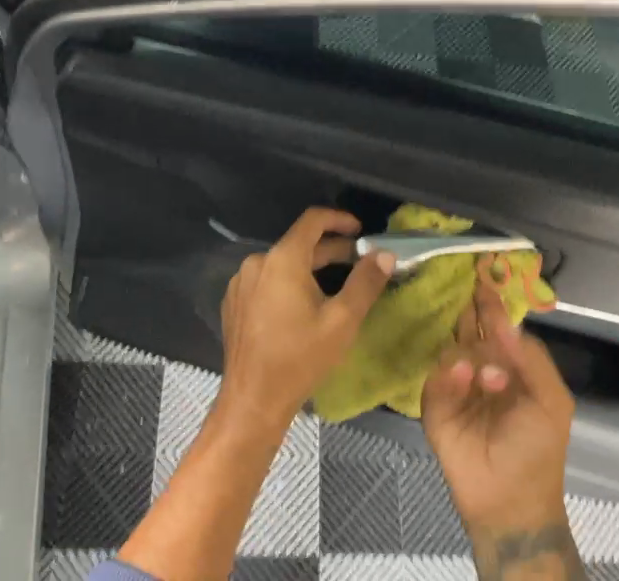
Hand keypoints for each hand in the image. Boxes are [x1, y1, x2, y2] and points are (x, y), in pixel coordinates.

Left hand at [218, 207, 395, 428]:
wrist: (253, 399)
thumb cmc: (300, 358)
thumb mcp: (342, 321)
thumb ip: (365, 283)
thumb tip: (384, 255)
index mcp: (282, 260)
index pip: (312, 220)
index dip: (339, 219)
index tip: (361, 230)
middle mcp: (257, 262)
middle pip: (298, 244)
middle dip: (331, 250)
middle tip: (359, 262)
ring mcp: (241, 282)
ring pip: (282, 264)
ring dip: (310, 269)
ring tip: (336, 287)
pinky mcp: (234, 302)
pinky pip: (266, 281)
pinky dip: (288, 284)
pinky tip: (303, 307)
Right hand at [421, 261, 576, 539]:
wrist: (510, 502)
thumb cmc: (537, 448)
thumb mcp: (551, 399)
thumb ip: (530, 356)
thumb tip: (502, 320)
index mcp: (510, 363)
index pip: (497, 322)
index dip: (491, 298)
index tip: (482, 267)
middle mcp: (479, 365)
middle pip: (467, 326)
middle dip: (468, 308)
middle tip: (463, 282)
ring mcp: (454, 382)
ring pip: (451, 346)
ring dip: (470, 352)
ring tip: (489, 378)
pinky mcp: (433, 401)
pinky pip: (436, 375)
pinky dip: (450, 373)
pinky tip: (465, 378)